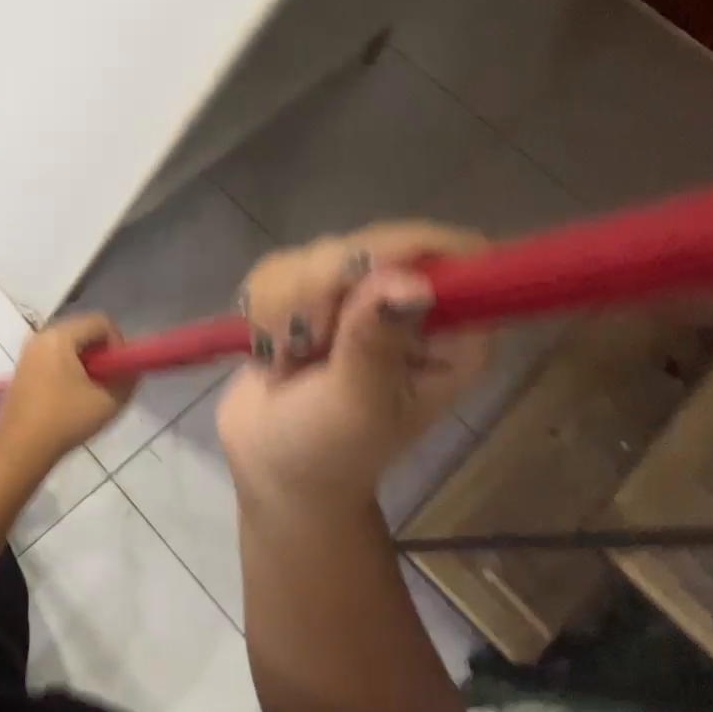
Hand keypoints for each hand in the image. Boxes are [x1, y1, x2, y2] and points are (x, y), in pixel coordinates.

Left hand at [0, 314, 137, 460]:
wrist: (21, 446)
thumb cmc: (65, 420)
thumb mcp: (109, 400)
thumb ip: (127, 378)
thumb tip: (130, 369)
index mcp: (60, 336)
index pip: (100, 322)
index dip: (118, 343)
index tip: (119, 371)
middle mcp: (41, 336)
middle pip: (82, 331)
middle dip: (101, 353)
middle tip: (108, 381)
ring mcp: (28, 352)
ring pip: (68, 345)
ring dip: (85, 362)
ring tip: (90, 392)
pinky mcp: (23, 368)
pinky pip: (53, 357)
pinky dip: (68, 369)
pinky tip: (71, 397)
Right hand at [217, 222, 492, 504]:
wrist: (271, 466)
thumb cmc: (329, 449)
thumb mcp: (360, 404)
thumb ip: (376, 341)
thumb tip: (408, 281)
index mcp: (451, 334)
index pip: (449, 258)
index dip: (399, 252)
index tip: (349, 278)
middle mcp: (409, 306)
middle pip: (369, 245)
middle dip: (320, 289)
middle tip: (306, 343)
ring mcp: (354, 298)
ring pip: (314, 254)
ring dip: (284, 304)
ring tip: (286, 356)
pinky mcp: (305, 297)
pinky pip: (279, 267)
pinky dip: (262, 304)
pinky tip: (268, 345)